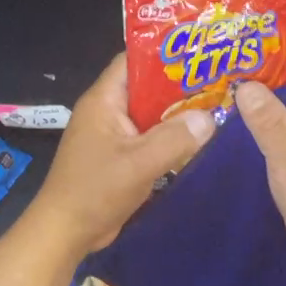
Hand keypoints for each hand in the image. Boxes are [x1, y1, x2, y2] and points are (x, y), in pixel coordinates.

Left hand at [29, 54, 214, 252]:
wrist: (66, 233)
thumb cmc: (96, 190)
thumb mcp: (139, 163)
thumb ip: (175, 138)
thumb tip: (209, 118)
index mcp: (104, 100)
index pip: (134, 60)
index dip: (165, 52)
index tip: (200, 52)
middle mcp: (107, 111)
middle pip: (147, 87)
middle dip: (180, 85)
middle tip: (220, 80)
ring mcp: (112, 135)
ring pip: (151, 115)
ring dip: (178, 114)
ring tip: (217, 106)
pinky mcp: (119, 157)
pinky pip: (149, 138)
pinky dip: (170, 137)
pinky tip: (198, 140)